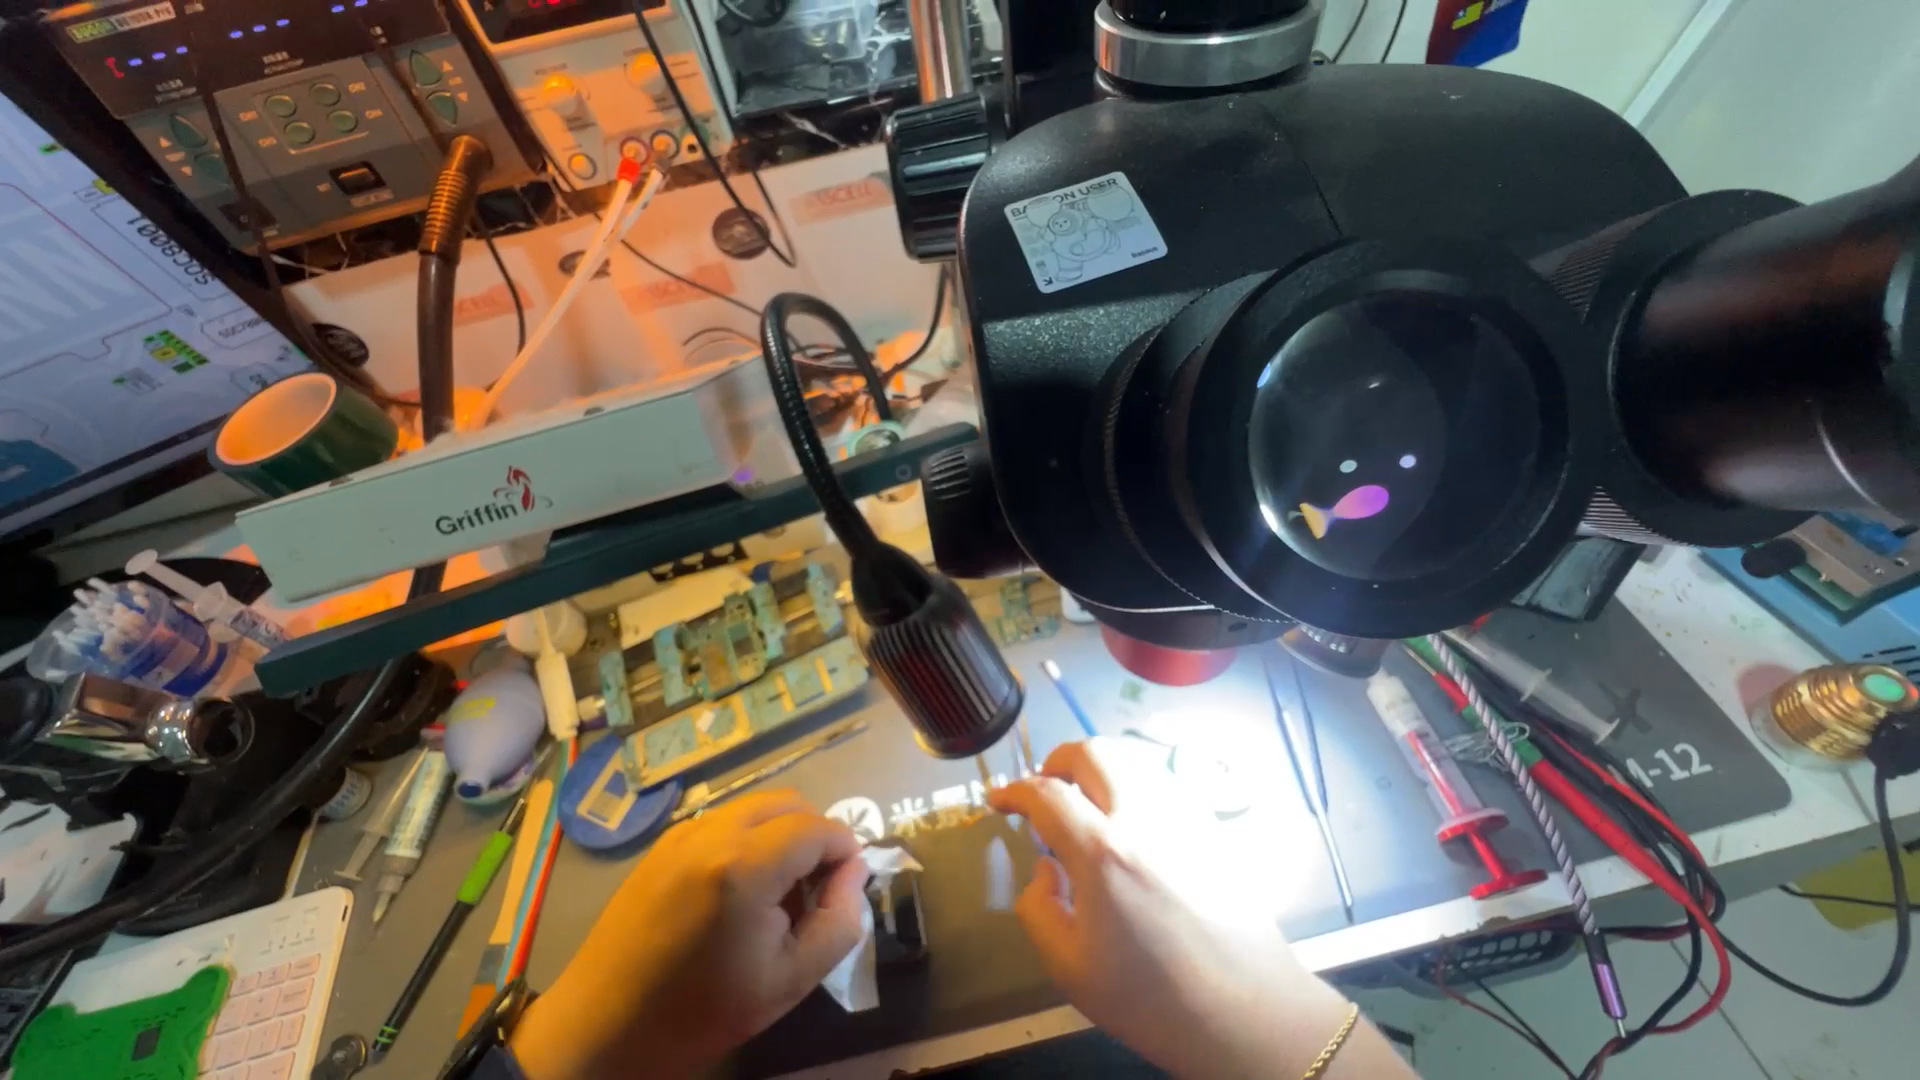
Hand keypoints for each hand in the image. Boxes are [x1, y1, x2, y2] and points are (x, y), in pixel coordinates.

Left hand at [510, 791, 869, 1078]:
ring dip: (783, 831)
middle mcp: (714, 831)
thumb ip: (839, 920)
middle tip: (815, 888)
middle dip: (816, 835)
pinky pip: (726, 818)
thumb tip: (854, 870)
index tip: (846, 886)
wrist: (602, 1030)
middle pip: (791, 802)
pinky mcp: (664, 841)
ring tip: (777, 888)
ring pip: (758, 804)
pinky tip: (739, 886)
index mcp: (745, 865)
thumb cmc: (701, 1012)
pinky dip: (750, 835)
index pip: (820, 828)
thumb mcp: (790, 981)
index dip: (844, 851)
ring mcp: (683, 831)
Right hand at [988, 738, 1410, 1079]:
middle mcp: (1142, 816)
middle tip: (1046, 793)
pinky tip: (1130, 827)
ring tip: (1086, 807)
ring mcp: (1183, 814)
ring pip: (1130, 758)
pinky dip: (1131, 786)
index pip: (1046, 793)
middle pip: (1091, 751)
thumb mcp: (1070, 969)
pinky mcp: (1210, 824)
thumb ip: (1038, 908)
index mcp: (1103, 851)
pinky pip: (1161, 782)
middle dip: (1056, 762)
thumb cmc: (1154, 998)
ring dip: (1096, 770)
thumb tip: (1047, 867)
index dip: (1014, 790)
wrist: (1251, 1014)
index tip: (1000, 800)